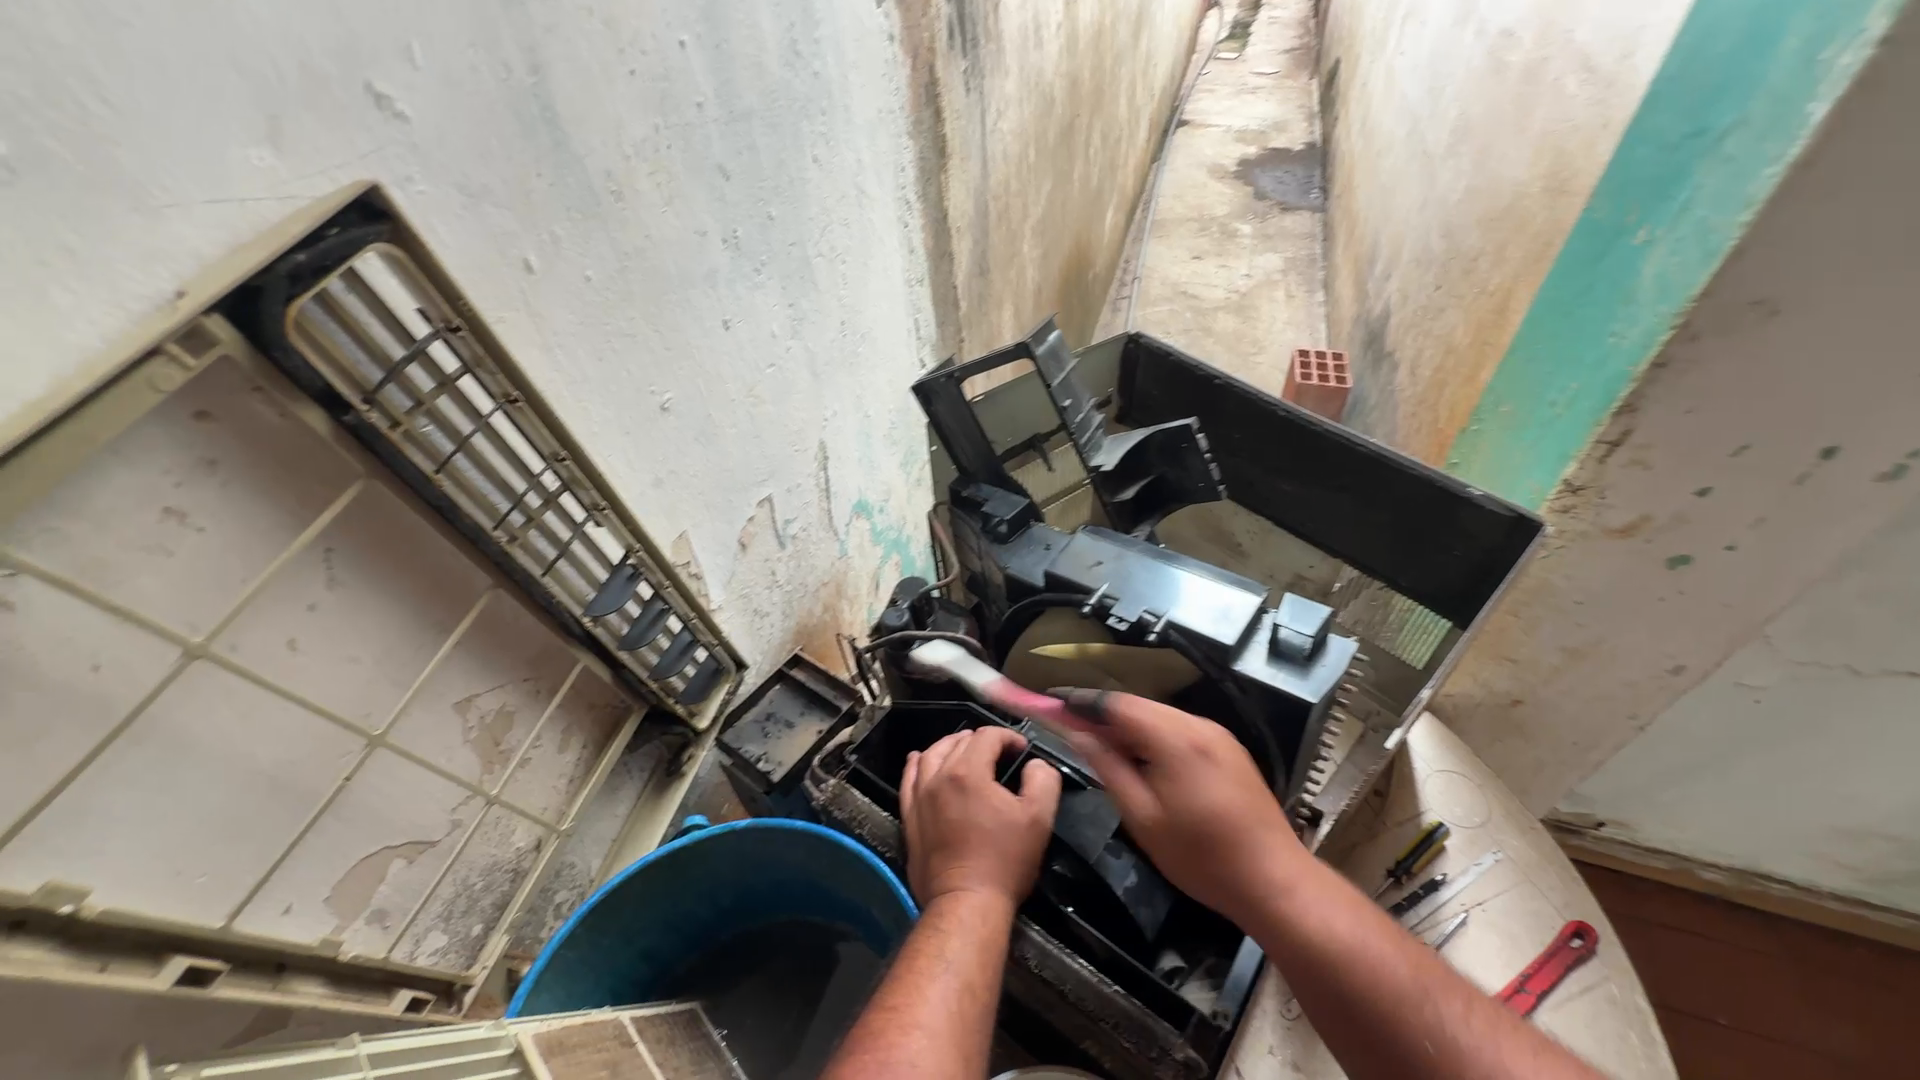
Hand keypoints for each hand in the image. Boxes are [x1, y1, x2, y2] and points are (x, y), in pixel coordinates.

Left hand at [901, 727, 1061, 909]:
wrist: (966, 903)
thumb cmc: (1005, 861)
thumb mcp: (1039, 819)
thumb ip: (1043, 781)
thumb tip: (1035, 764)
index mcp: (969, 772)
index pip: (986, 737)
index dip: (1007, 737)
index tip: (1021, 750)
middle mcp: (938, 777)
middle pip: (957, 742)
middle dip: (980, 741)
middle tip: (998, 752)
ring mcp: (919, 797)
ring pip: (930, 755)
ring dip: (949, 746)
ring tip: (963, 749)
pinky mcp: (909, 817)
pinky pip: (908, 779)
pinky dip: (917, 764)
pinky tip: (920, 759)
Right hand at [1050, 690, 1303, 924]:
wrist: (1273, 881)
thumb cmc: (1201, 858)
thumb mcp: (1142, 817)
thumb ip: (1108, 768)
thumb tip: (1078, 735)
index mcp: (1176, 738)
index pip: (1117, 703)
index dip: (1080, 701)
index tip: (1050, 703)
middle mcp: (1199, 725)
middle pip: (1138, 705)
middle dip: (1101, 713)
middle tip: (1069, 727)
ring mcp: (1218, 735)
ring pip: (1159, 716)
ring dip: (1126, 725)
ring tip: (1098, 744)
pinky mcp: (1229, 749)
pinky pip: (1179, 730)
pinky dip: (1152, 736)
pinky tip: (1139, 757)